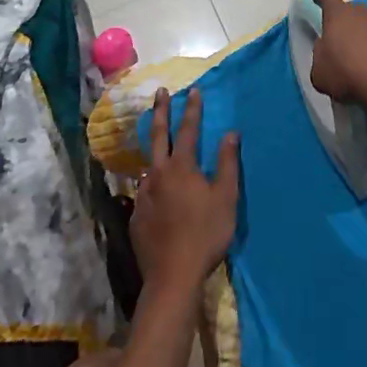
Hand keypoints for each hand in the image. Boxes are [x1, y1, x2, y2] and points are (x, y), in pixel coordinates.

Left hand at [132, 88, 238, 288]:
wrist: (172, 276)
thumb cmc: (206, 233)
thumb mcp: (226, 197)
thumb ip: (228, 163)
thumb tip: (230, 133)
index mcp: (181, 167)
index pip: (188, 130)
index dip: (192, 110)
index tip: (194, 90)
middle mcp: (158, 175)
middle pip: (158, 136)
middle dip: (161, 112)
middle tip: (160, 92)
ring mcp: (143, 196)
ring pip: (148, 163)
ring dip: (153, 146)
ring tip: (158, 139)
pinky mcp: (136, 216)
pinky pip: (144, 189)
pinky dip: (151, 179)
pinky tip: (156, 187)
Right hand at [307, 0, 366, 116]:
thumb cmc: (346, 73)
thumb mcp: (318, 70)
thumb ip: (320, 53)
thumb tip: (327, 47)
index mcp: (337, 13)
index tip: (317, 0)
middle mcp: (360, 12)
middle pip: (347, 11)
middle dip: (341, 26)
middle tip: (337, 51)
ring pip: (364, 26)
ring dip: (359, 40)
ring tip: (356, 67)